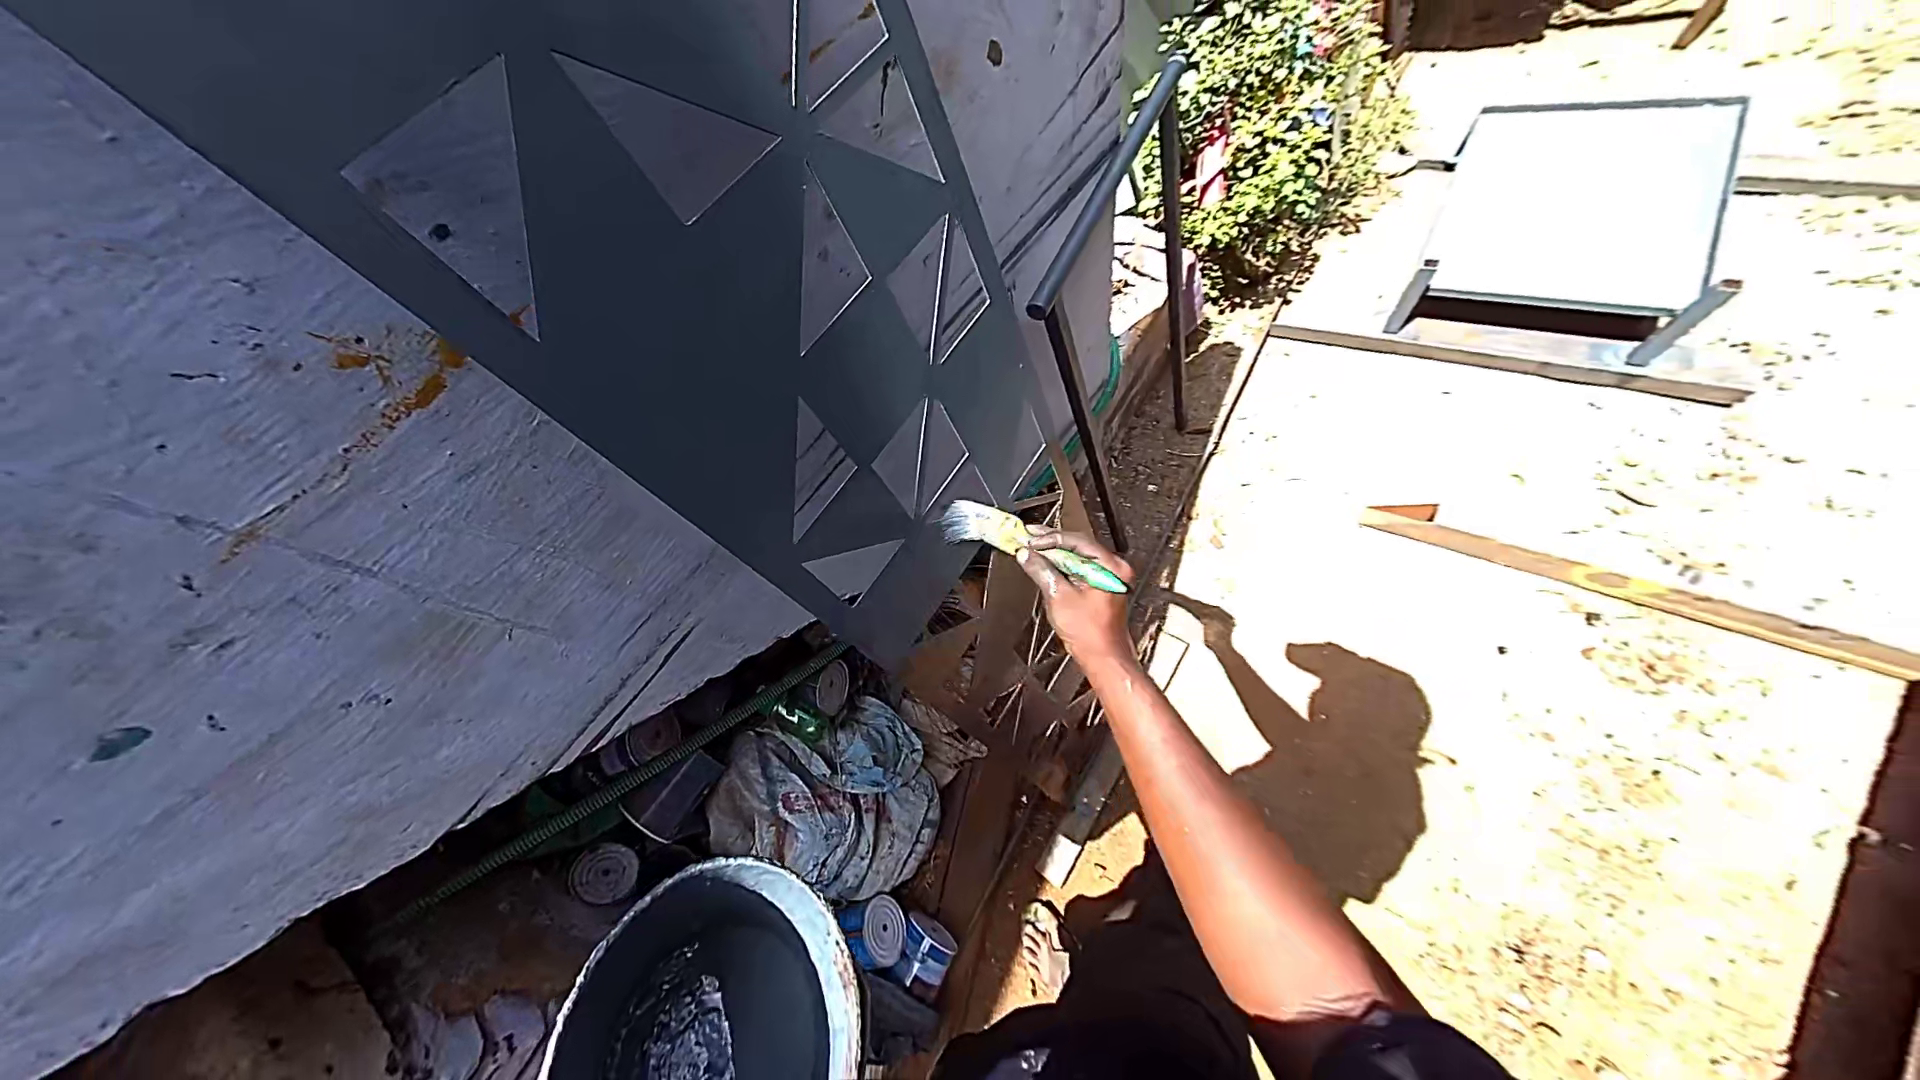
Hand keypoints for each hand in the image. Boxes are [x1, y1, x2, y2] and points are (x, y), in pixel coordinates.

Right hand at [1016, 529, 1136, 669]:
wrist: (1103, 658)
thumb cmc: (1091, 634)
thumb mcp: (1059, 597)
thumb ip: (1041, 570)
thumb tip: (1027, 555)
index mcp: (1110, 567)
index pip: (1077, 540)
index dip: (1050, 538)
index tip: (1030, 539)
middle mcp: (1113, 569)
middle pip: (1078, 545)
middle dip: (1050, 543)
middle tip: (1028, 537)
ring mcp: (1108, 577)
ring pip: (1077, 556)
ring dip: (1054, 554)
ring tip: (1032, 549)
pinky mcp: (1101, 586)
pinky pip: (1079, 568)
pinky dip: (1061, 565)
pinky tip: (1046, 565)